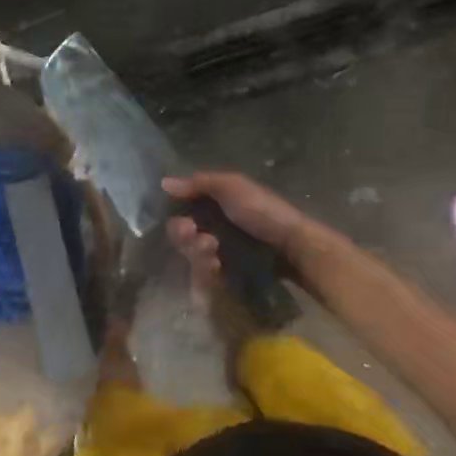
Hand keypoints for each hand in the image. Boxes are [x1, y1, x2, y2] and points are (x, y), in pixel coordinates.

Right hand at [161, 172, 345, 262]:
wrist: (292, 245)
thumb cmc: (262, 210)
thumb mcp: (231, 186)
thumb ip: (198, 183)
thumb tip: (164, 183)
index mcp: (211, 203)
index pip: (179, 212)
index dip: (176, 220)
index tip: (185, 225)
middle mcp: (210, 225)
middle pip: (181, 236)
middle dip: (185, 238)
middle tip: (202, 241)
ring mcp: (218, 251)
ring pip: (190, 255)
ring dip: (196, 254)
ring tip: (213, 254)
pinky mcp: (226, 272)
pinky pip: (203, 273)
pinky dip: (206, 270)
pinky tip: (217, 267)